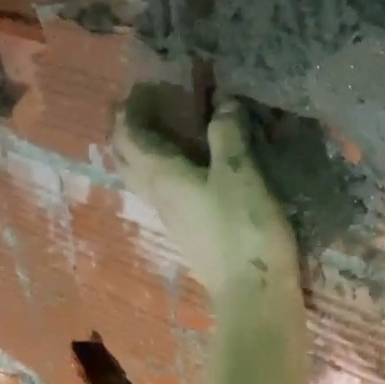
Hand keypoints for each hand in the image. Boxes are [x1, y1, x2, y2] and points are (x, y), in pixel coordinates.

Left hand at [115, 89, 299, 311]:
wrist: (255, 296)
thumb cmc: (245, 231)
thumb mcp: (241, 173)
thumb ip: (229, 135)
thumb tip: (225, 104)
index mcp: (162, 175)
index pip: (128, 133)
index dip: (132, 107)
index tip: (148, 87)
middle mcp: (159, 197)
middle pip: (129, 160)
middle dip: (130, 131)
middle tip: (147, 111)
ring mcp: (175, 223)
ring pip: (147, 181)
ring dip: (149, 156)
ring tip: (171, 138)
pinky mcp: (194, 240)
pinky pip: (170, 198)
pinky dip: (172, 178)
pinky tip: (195, 177)